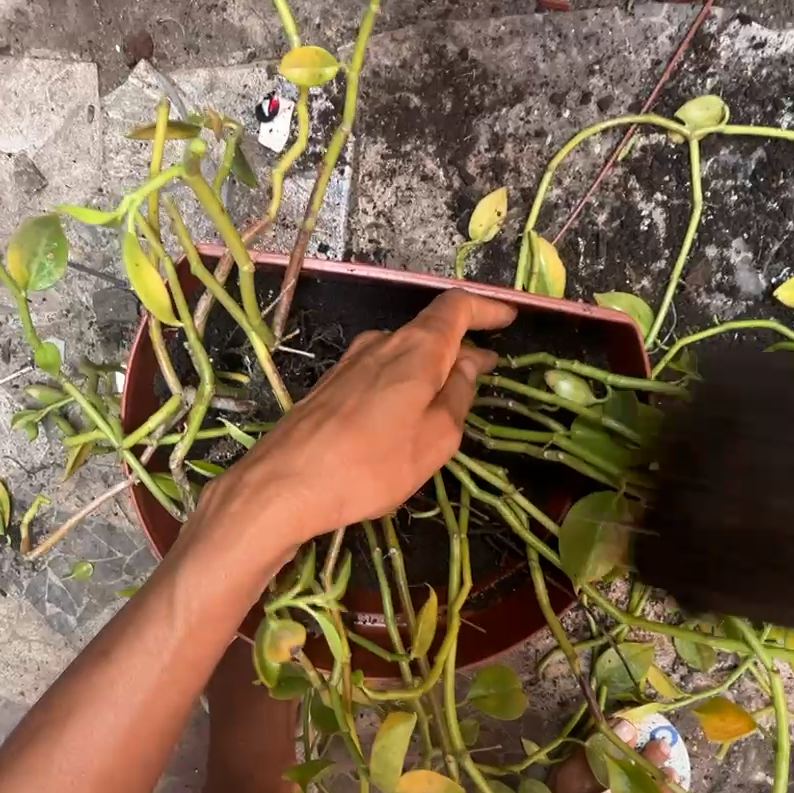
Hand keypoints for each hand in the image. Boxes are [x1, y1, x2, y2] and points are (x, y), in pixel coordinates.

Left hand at [196, 290, 516, 551]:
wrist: (285, 484)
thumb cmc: (371, 465)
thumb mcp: (436, 438)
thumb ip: (459, 395)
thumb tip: (472, 361)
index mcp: (415, 349)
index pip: (456, 308)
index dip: (485, 310)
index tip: (508, 320)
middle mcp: (380, 343)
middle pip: (429, 331)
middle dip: (460, 347)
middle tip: (484, 373)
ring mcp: (350, 363)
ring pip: (402, 353)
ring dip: (430, 367)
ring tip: (447, 398)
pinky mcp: (329, 386)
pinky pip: (379, 372)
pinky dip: (403, 382)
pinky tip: (403, 414)